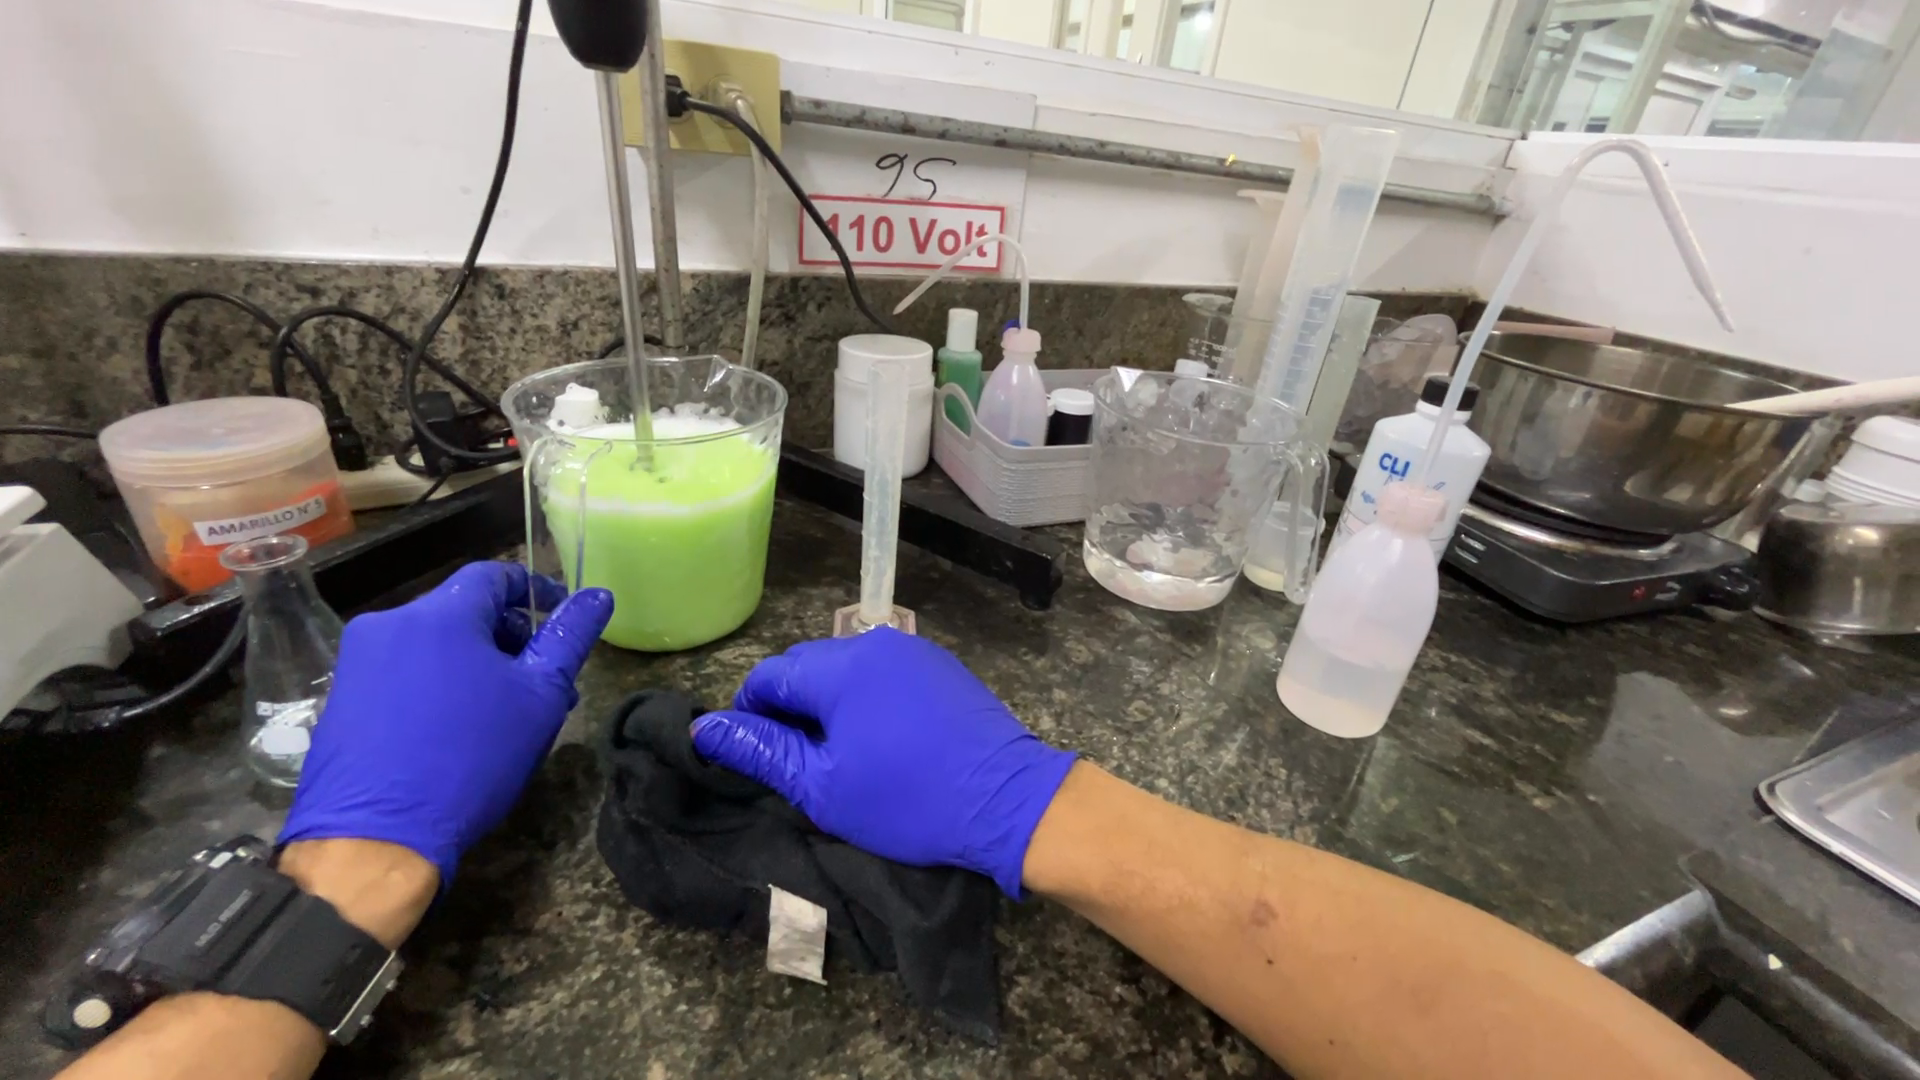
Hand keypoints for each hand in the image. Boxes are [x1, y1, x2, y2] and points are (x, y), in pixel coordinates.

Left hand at [279, 562, 613, 884]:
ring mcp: (359, 664)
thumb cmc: (472, 755)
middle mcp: (390, 626)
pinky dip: (443, 682)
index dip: (535, 588)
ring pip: (436, 641)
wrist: (375, 841)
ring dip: (479, 661)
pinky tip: (463, 725)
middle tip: (542, 676)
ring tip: (508, 707)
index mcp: (438, 615)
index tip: (561, 616)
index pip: (494, 574)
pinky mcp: (344, 700)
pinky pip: (407, 670)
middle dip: (511, 634)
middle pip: (464, 609)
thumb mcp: (540, 695)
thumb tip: (599, 595)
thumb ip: (571, 637)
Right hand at [691, 628, 1075, 897]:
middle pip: (807, 667)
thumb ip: (762, 751)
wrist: (1008, 799)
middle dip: (790, 709)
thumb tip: (705, 729)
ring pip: (846, 669)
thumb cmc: (908, 799)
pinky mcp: (941, 668)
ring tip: (839, 756)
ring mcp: (914, 652)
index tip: (760, 760)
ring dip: (829, 705)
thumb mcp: (823, 786)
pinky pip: (884, 674)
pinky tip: (881, 740)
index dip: (750, 717)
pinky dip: (866, 700)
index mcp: (840, 666)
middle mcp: (876, 643)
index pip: (769, 677)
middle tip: (799, 764)